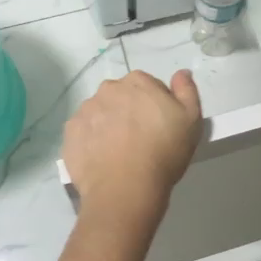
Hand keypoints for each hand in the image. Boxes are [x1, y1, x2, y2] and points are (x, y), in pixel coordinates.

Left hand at [62, 70, 202, 228]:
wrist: (126, 188)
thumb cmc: (163, 152)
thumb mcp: (190, 120)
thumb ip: (186, 90)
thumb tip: (181, 73)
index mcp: (137, 81)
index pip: (146, 85)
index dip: (154, 105)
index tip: (158, 125)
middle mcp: (108, 89)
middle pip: (119, 96)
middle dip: (127, 110)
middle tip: (138, 138)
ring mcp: (85, 110)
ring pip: (99, 112)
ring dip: (107, 124)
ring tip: (117, 151)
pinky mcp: (70, 132)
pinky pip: (83, 131)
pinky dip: (90, 141)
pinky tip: (101, 159)